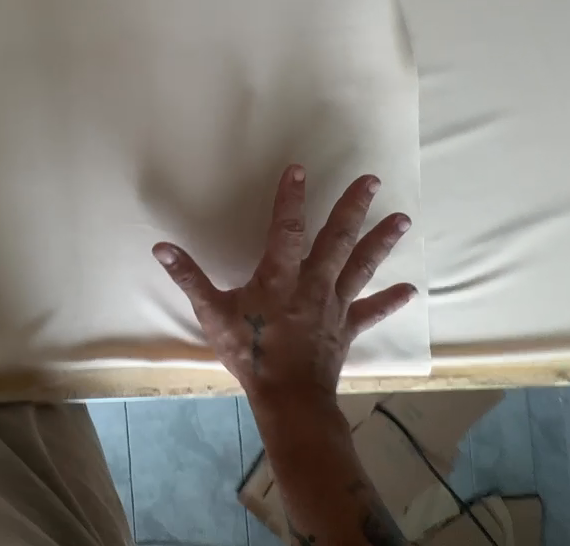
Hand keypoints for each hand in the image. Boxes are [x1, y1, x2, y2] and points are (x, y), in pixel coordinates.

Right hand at [152, 164, 414, 404]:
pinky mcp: (346, 328)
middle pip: (336, 240)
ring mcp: (334, 305)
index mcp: (280, 277)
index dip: (291, 199)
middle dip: (352, 208)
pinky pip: (370, 310)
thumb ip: (188, 277)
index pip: (287, 229)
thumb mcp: (211, 312)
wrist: (289, 398)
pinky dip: (390, 300)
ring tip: (401, 219)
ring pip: (361, 267)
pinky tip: (409, 290)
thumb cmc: (250, 351)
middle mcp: (313, 284)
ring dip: (381, 242)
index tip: (299, 170)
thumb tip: (160, 246)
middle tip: (370, 180)